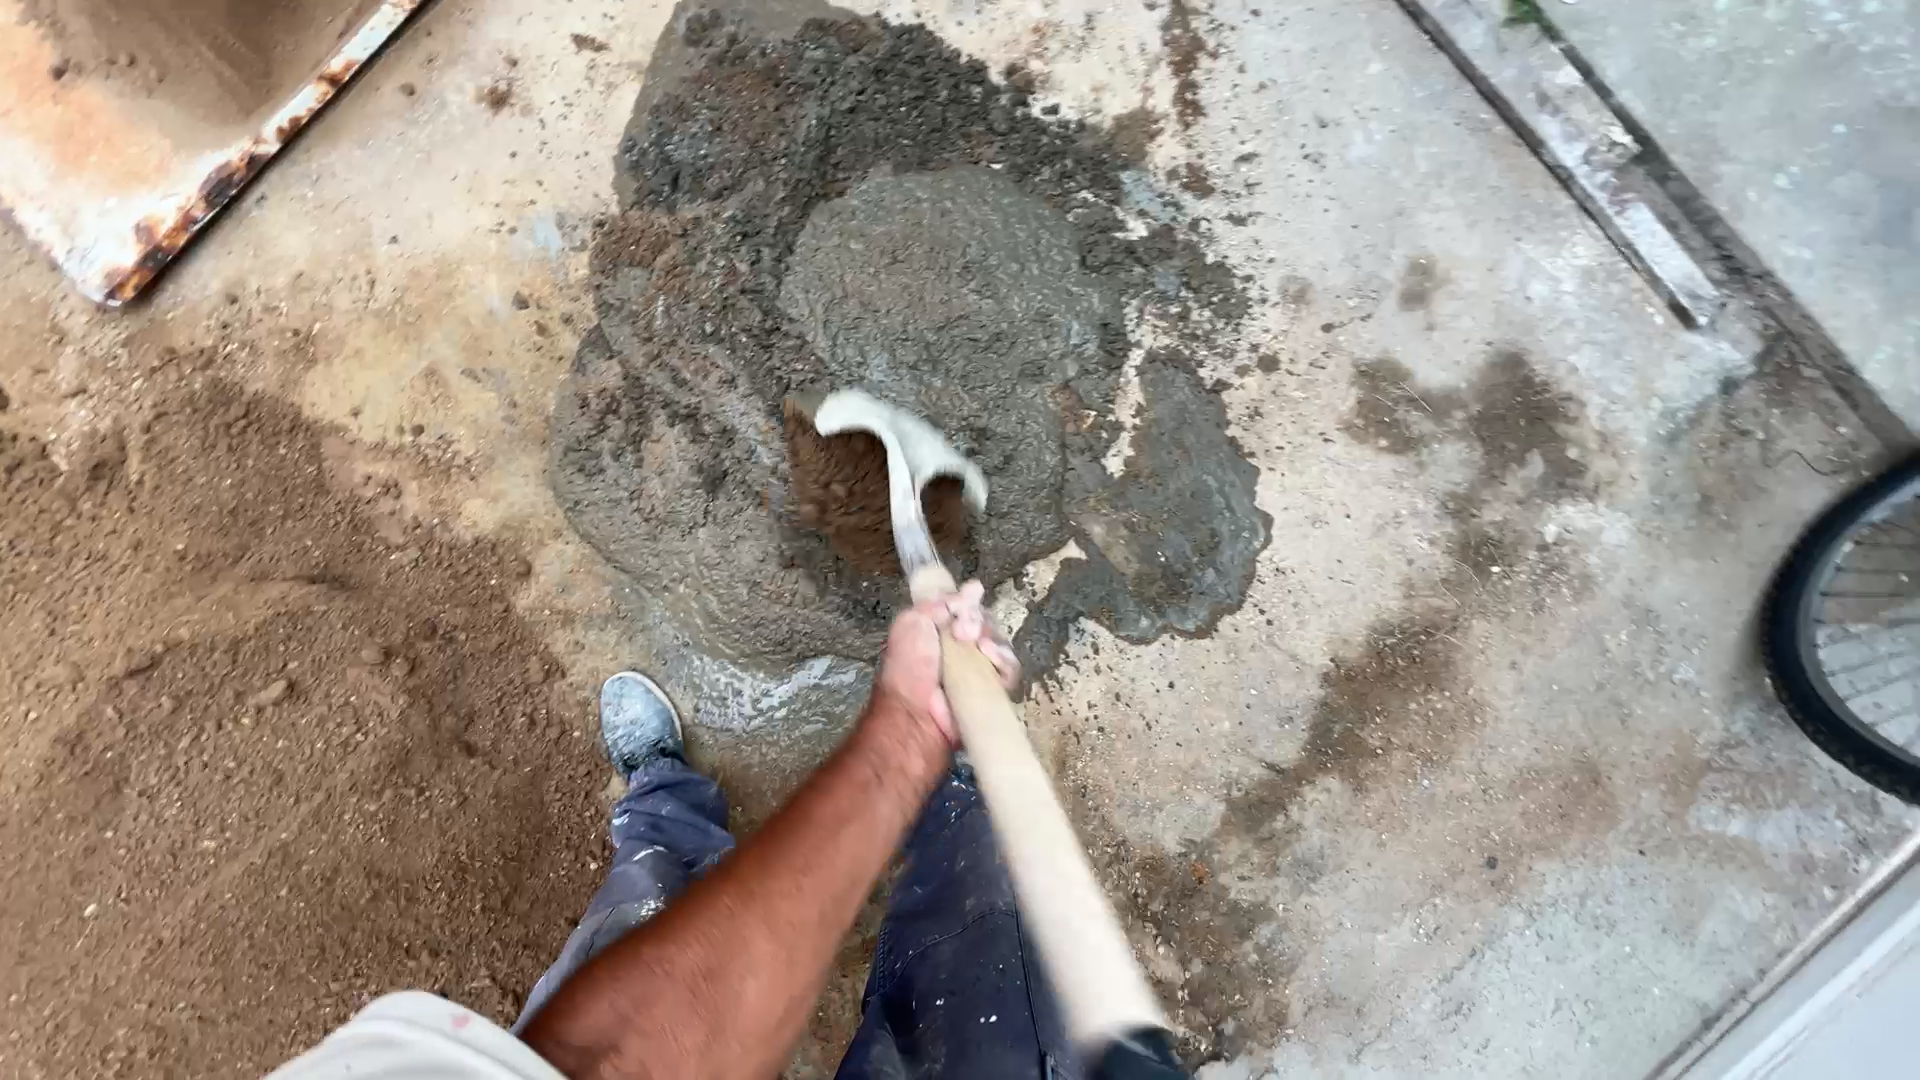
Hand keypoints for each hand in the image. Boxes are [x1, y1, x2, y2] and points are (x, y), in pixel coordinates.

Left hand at [873, 580, 1020, 746]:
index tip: (965, 603)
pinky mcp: (992, 689)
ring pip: (1000, 643)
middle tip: (963, 630)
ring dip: (991, 639)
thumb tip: (975, 589)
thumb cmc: (908, 666)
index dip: (970, 603)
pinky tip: (989, 657)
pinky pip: (1009, 669)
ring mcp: (978, 669)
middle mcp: (961, 647)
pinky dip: (1004, 660)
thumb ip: (941, 603)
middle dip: (978, 620)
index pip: (968, 608)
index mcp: (941, 630)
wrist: (914, 711)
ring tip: (976, 645)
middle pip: (986, 622)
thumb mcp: (913, 622)